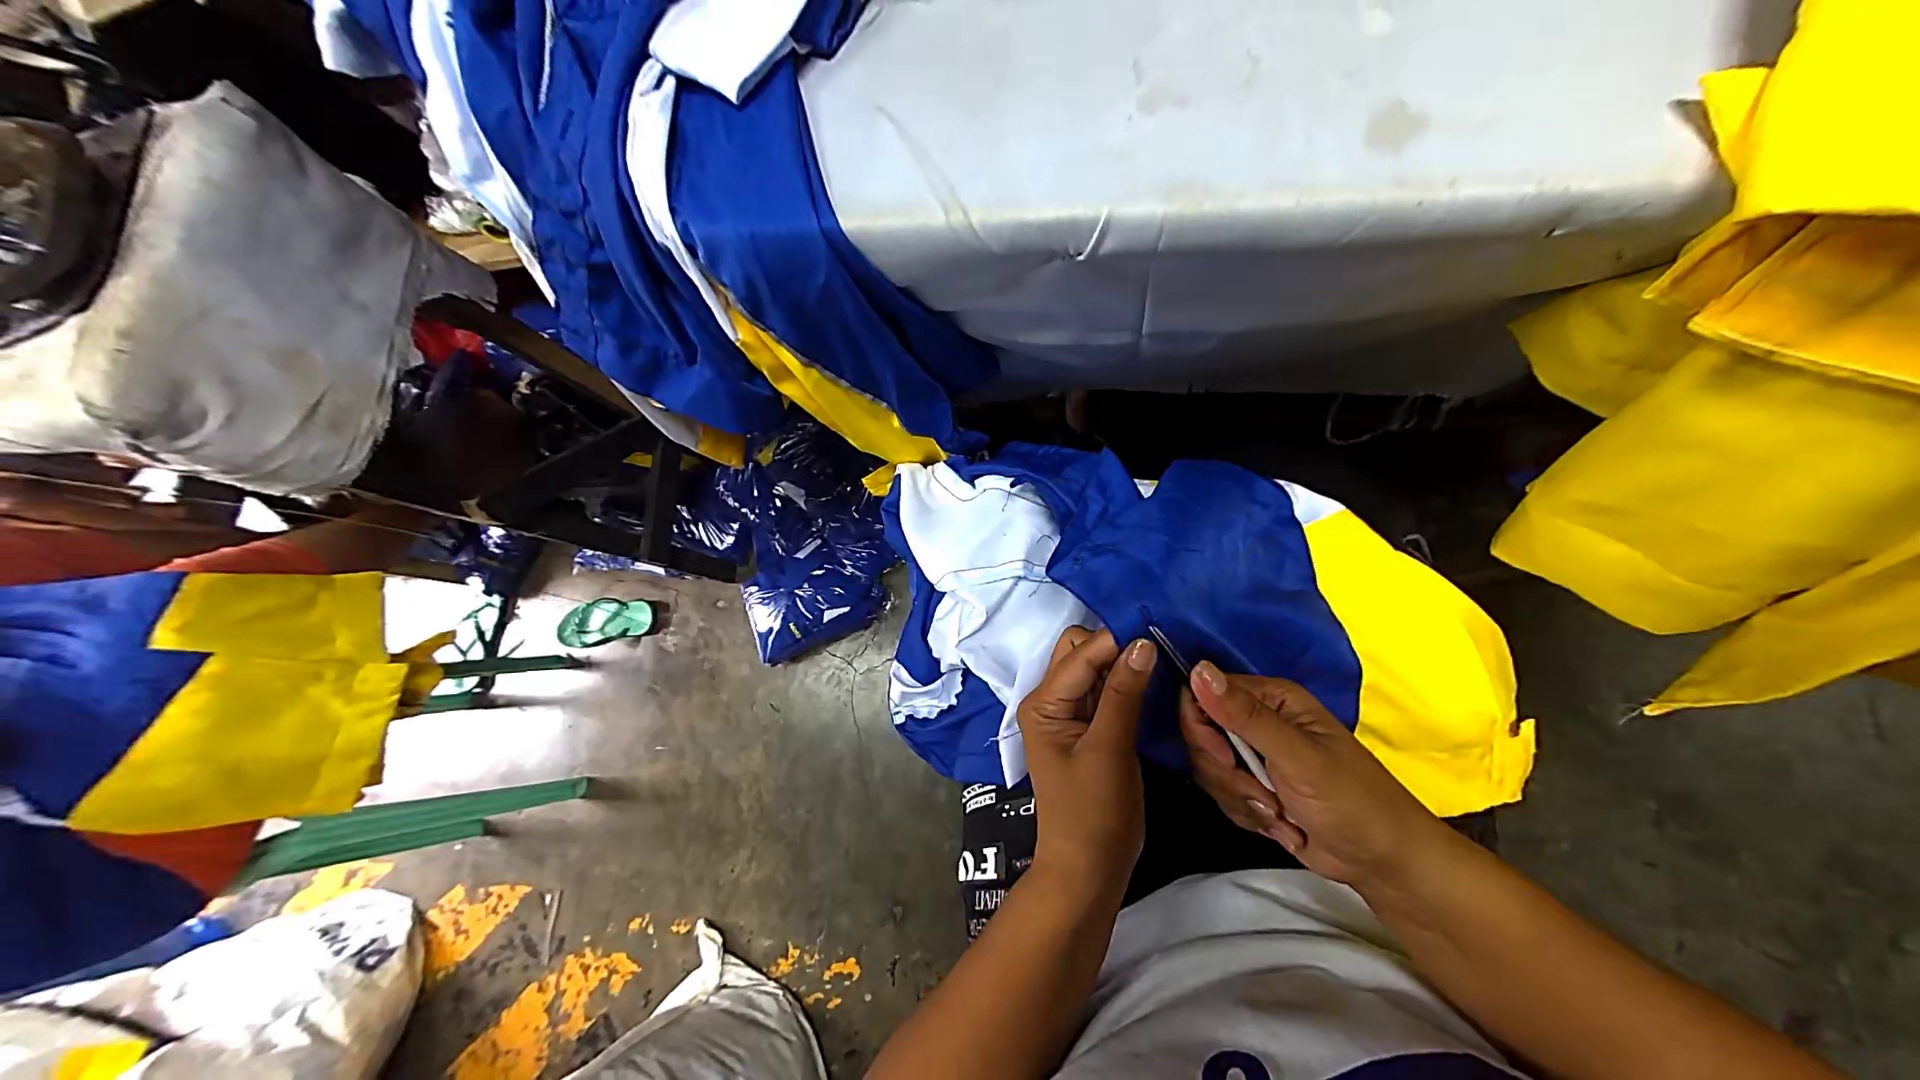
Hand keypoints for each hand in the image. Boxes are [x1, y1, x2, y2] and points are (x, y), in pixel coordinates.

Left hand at [1015, 627, 1154, 897]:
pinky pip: (1106, 691)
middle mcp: (1050, 700)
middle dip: (1117, 647)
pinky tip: (1153, 684)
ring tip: (1163, 662)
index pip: (1081, 652)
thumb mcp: (1109, 749)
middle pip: (1081, 652)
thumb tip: (1143, 642)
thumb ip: (1123, 693)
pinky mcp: (1089, 729)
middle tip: (1160, 652)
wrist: (1089, 868)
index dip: (1118, 640)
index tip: (1161, 632)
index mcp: (1043, 702)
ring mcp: (1069, 715)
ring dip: (1124, 664)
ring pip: (1096, 669)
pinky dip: (1126, 685)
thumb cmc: (1093, 813)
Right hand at [1179, 663, 1458, 890]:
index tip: (1225, 758)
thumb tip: (1200, 669)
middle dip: (1227, 774)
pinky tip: (1281, 822)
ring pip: (1210, 770)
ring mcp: (1255, 756)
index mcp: (1273, 699)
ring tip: (1281, 812)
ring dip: (1240, 799)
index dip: (1203, 728)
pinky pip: (1222, 795)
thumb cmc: (1353, 800)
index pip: (1204, 695)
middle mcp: (1259, 720)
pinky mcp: (1254, 787)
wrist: (1384, 861)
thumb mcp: (1297, 756)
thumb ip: (1245, 715)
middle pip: (1202, 737)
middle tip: (1263, 794)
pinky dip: (1247, 814)